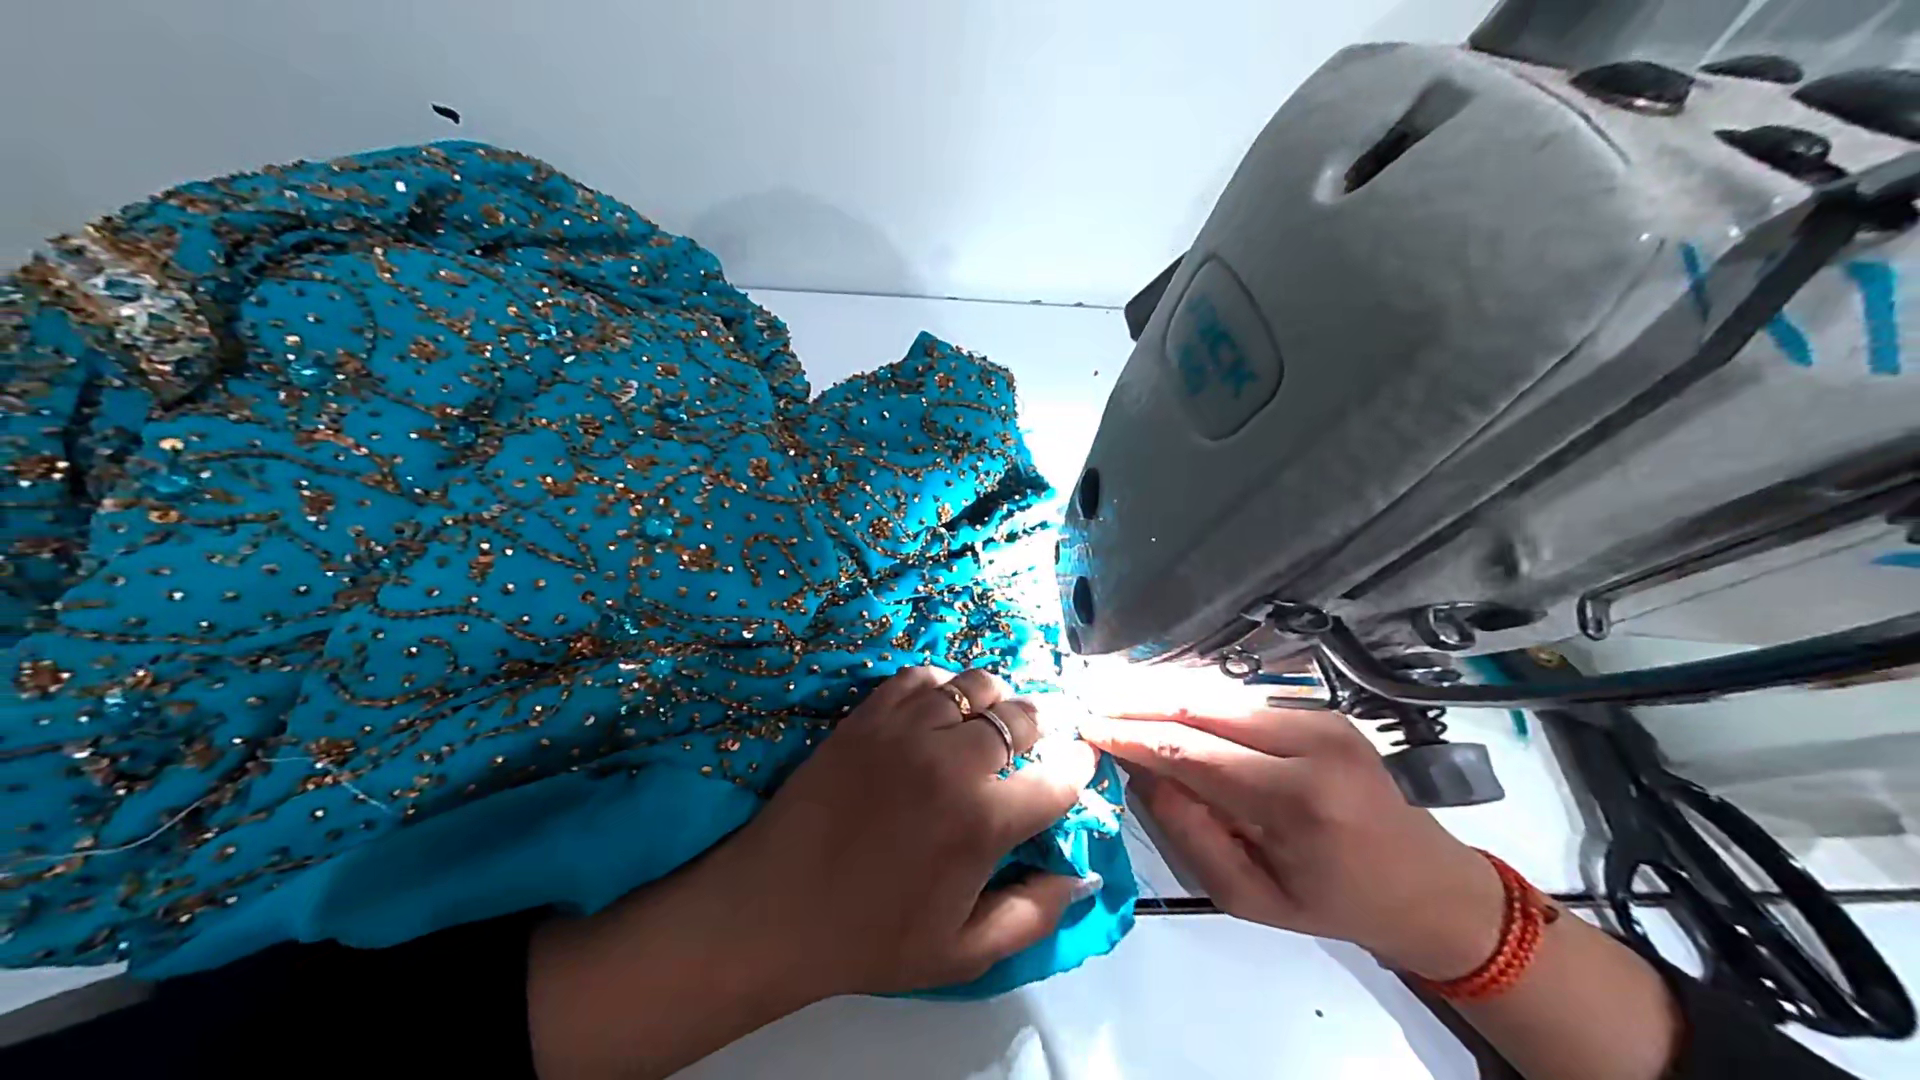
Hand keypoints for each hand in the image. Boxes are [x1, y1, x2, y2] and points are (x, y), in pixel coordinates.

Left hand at [687, 666, 1100, 996]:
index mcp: (982, 822)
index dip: (1077, 769)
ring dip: (994, 699)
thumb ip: (1034, 914)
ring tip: (986, 721)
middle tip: (1031, 743)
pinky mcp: (868, 714)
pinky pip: (921, 675)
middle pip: (1021, 715)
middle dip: (1039, 727)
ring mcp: (907, 729)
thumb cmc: (871, 936)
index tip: (1077, 766)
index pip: (1058, 779)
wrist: (775, 908)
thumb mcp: (963, 951)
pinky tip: (936, 709)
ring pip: (975, 683)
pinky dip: (941, 685)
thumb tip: (1080, 873)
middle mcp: (952, 761)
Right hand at [1080, 707, 1503, 979]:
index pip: (1190, 752)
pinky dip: (1192, 695)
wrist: (1427, 884)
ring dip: (1160, 690)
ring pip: (1216, 692)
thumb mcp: (1250, 897)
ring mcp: (1320, 716)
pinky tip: (1157, 695)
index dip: (1131, 735)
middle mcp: (1310, 743)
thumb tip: (1140, 772)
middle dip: (1137, 700)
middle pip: (1199, 706)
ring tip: (1111, 690)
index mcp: (1296, 802)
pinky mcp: (1321, 707)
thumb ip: (1189, 833)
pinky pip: (1239, 697)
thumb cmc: (1333, 902)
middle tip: (1090, 697)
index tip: (1088, 727)